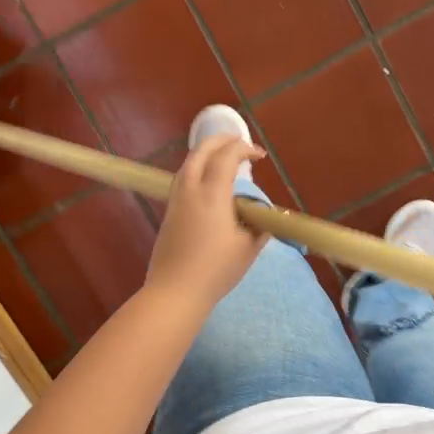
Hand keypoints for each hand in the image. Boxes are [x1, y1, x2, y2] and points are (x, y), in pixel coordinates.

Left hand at [145, 136, 269, 308]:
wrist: (175, 291)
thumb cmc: (216, 270)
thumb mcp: (247, 248)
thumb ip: (259, 227)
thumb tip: (264, 219)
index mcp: (212, 194)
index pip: (227, 157)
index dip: (244, 149)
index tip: (260, 156)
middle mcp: (191, 190)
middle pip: (201, 151)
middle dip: (220, 141)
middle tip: (239, 143)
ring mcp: (176, 201)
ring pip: (188, 164)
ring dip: (205, 153)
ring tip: (222, 158)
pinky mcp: (169, 214)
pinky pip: (182, 179)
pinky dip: (197, 169)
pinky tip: (206, 182)